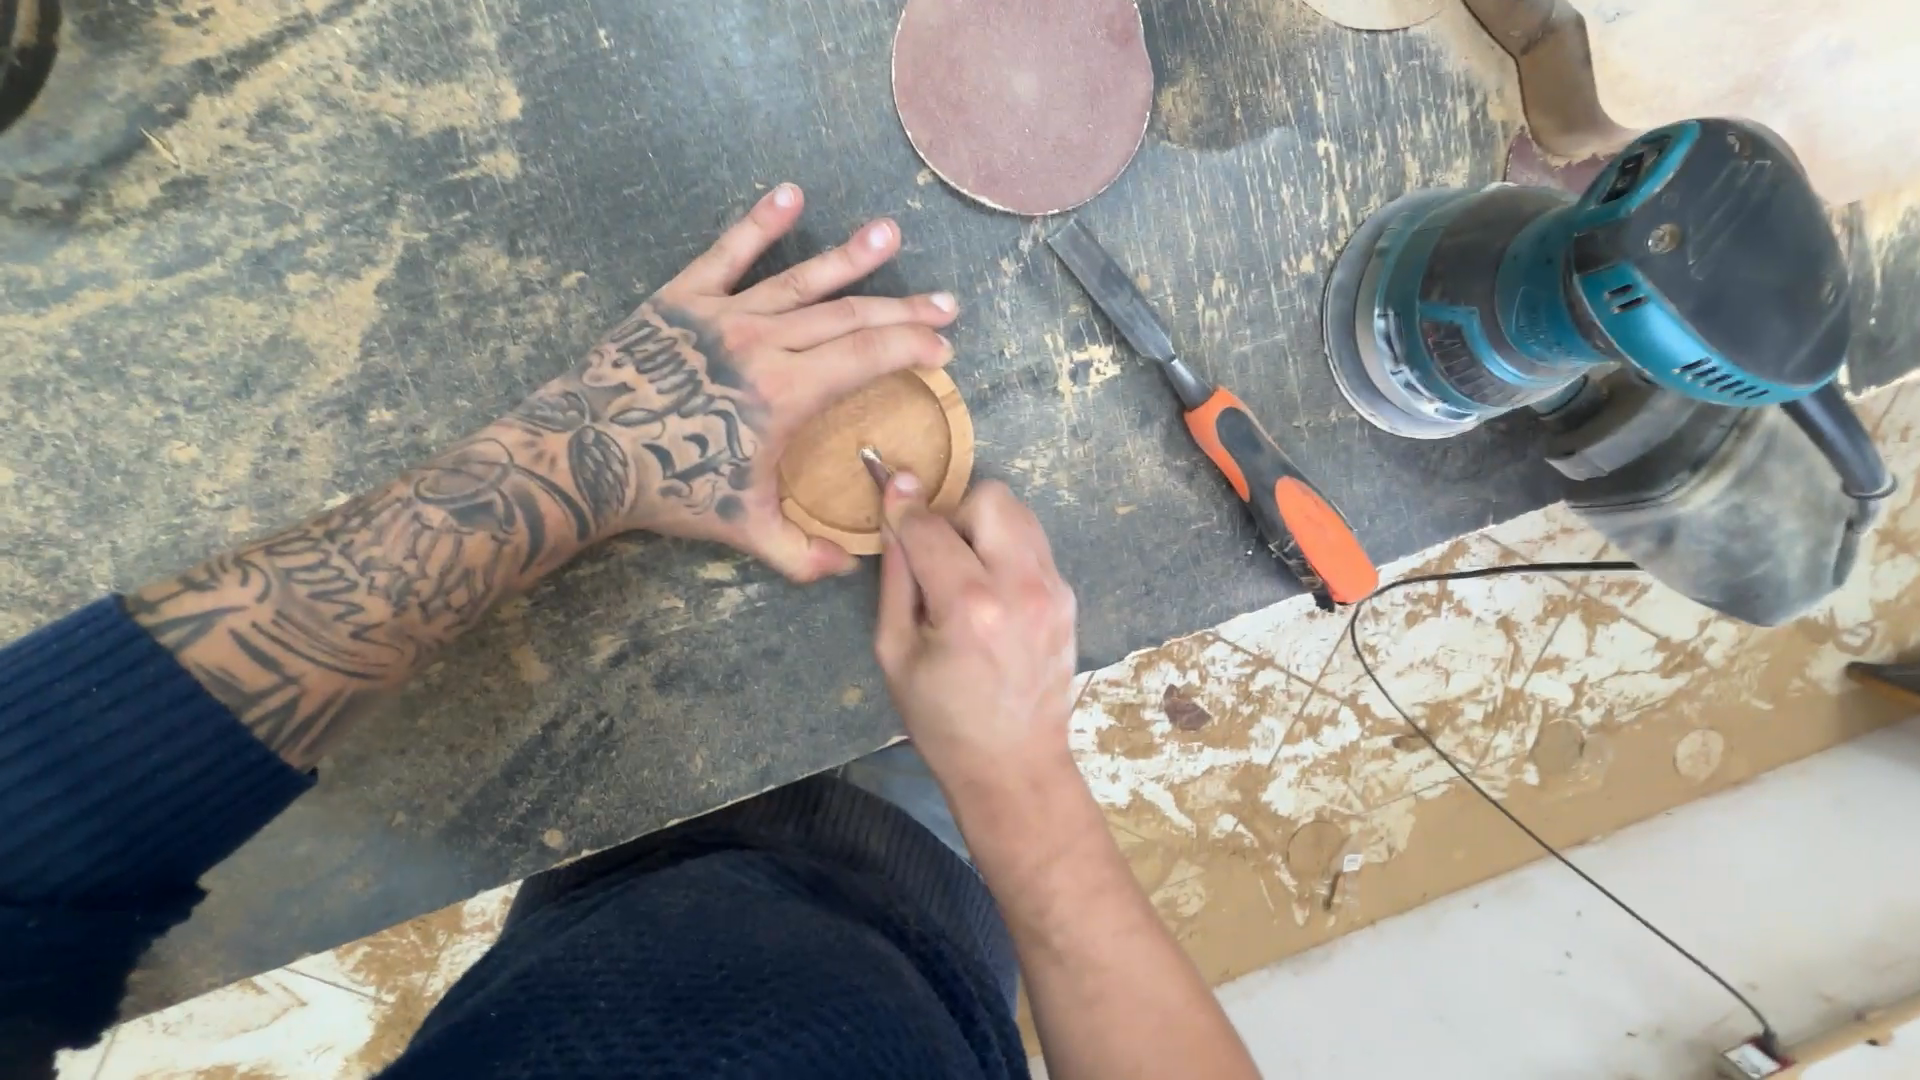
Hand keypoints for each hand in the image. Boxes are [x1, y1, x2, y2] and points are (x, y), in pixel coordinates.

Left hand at [499, 183, 956, 580]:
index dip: (912, 348)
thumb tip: (850, 568)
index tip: (943, 349)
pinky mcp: (685, 297)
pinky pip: (729, 252)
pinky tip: (790, 194)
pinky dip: (761, 222)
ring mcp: (725, 312)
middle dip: (905, 310)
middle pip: (850, 316)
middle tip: (947, 304)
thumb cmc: (670, 488)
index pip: (868, 356)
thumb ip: (803, 554)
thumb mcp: (746, 530)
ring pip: (803, 280)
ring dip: (852, 257)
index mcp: (787, 392)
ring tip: (890, 233)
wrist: (583, 454)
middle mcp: (765, 341)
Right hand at [873, 473, 1079, 802]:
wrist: (1015, 765)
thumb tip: (895, 511)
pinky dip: (1008, 551)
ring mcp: (1054, 590)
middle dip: (956, 514)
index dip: (904, 509)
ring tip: (967, 574)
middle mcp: (1022, 586)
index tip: (892, 501)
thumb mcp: (895, 652)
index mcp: (970, 606)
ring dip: (985, 528)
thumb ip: (896, 575)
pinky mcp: (1069, 598)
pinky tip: (994, 594)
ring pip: (1020, 513)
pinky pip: (1034, 544)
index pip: (930, 526)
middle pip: (991, 498)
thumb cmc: (941, 720)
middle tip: (941, 556)